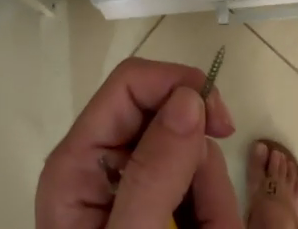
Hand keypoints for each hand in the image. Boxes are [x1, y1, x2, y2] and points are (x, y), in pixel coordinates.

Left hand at [36, 57, 241, 228]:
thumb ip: (155, 171)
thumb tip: (189, 96)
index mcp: (78, 162)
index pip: (131, 81)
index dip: (178, 84)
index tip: (219, 120)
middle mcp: (103, 165)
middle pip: (171, 119)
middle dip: (201, 163)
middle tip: (212, 217)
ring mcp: (132, 189)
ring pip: (194, 155)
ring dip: (213, 199)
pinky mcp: (157, 210)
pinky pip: (200, 187)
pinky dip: (213, 212)